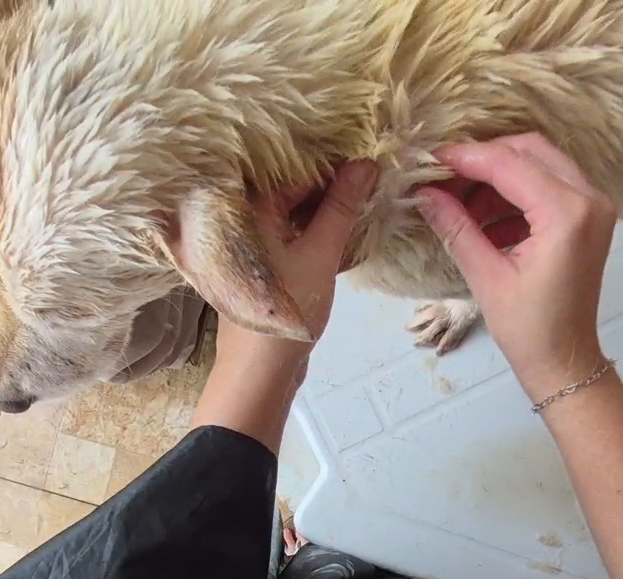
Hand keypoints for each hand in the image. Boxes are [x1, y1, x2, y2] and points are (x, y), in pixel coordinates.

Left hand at [248, 158, 378, 344]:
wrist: (260, 370)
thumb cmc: (287, 309)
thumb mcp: (320, 253)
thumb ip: (341, 208)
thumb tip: (365, 164)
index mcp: (253, 209)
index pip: (299, 171)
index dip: (337, 167)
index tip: (371, 165)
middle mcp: (248, 223)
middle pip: (297, 193)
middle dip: (335, 192)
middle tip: (374, 187)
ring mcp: (257, 250)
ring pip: (299, 220)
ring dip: (331, 218)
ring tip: (367, 212)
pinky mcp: (269, 273)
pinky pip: (297, 244)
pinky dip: (321, 242)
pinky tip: (350, 246)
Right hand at [416, 135, 617, 399]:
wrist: (564, 361)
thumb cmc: (530, 331)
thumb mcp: (486, 278)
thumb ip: (457, 229)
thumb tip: (424, 195)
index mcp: (567, 214)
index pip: (509, 164)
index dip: (466, 159)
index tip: (430, 161)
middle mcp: (589, 199)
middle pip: (528, 151)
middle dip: (482, 162)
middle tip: (444, 181)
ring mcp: (593, 206)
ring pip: (538, 164)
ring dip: (497, 178)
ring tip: (459, 206)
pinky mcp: (588, 218)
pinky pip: (548, 186)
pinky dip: (515, 195)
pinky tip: (484, 221)